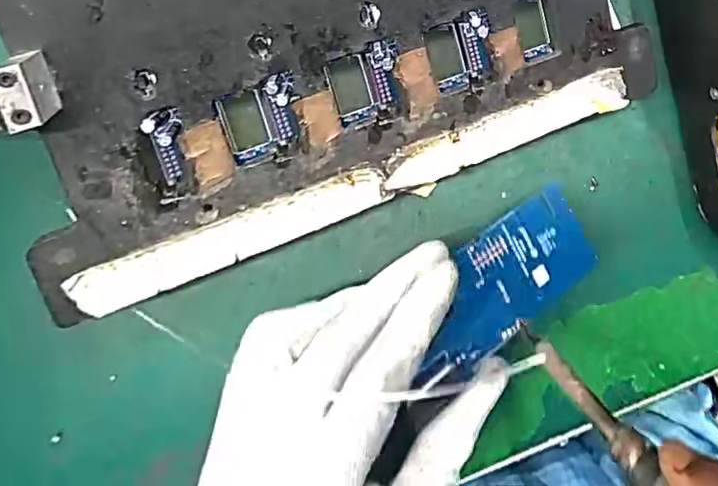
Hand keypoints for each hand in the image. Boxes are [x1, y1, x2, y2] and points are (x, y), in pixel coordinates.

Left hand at [198, 242, 510, 485]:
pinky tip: (347, 312)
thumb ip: (443, 449)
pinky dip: (313, 315)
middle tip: (435, 254)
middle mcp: (269, 447)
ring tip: (400, 281)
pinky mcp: (227, 413)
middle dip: (391, 289)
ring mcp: (237, 428)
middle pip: (334, 345)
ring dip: (352, 299)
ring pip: (290, 335)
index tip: (449, 276)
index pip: (374, 381)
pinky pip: (266, 341)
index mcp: (320, 478)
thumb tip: (490, 372)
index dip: (415, 321)